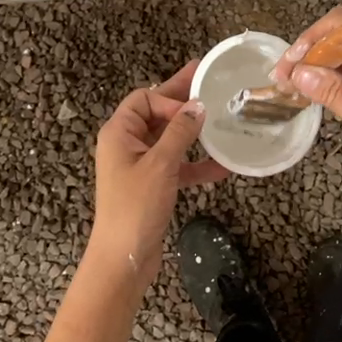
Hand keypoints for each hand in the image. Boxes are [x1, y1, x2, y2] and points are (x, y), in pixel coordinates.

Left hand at [88, 61, 228, 277]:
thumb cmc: (136, 206)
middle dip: (183, 101)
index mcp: (119, 132)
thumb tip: (198, 105)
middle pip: (158, 114)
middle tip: (209, 80)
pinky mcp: (152, 186)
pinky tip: (223, 166)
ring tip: (222, 119)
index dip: (170, 98)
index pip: (145, 99)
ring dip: (194, 134)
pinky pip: (177, 166)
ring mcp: (140, 166)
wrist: (123, 260)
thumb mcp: (160, 164)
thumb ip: (180, 132)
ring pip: (170, 140)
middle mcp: (127, 144)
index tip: (194, 110)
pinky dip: (196, 164)